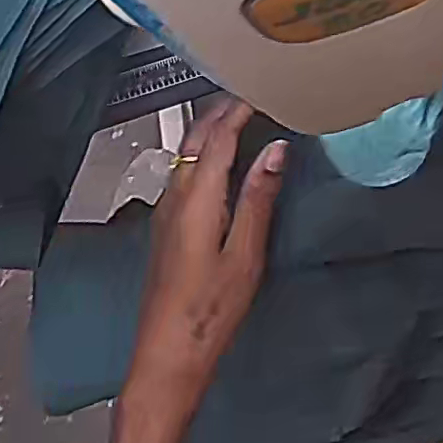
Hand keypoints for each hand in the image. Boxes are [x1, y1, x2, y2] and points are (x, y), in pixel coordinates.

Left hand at [122, 99, 286, 431]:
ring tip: (241, 115)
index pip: (217, 136)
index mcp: (196, 197)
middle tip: (252, 92)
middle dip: (222, 108)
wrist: (166, 354)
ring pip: (187, 151)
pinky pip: (186, 170)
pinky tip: (221, 159)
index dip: (239, 107)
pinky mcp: (166, 224)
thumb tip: (276, 149)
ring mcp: (166, 209)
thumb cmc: (209, 309)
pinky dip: (205, 150)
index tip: (261, 87)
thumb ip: (259, 197)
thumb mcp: (246, 253)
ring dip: (212, 127)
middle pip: (195, 136)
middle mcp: (175, 195)